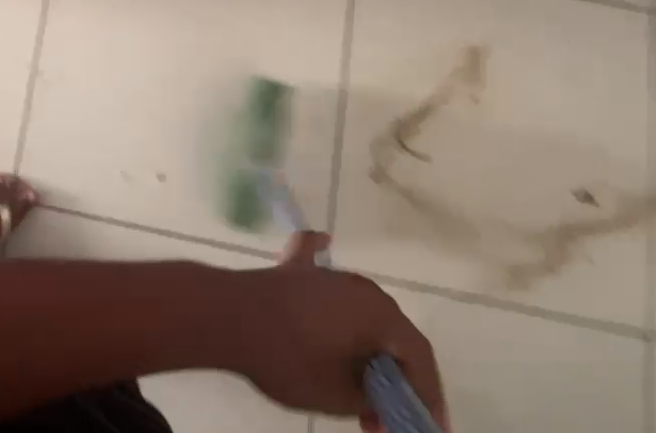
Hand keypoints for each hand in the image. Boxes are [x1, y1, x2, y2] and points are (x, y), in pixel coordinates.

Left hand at [229, 232, 448, 432]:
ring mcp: (324, 275)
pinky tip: (324, 241)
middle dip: (392, 381)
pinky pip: (313, 259)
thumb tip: (378, 398)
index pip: (419, 358)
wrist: (227, 318)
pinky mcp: (291, 271)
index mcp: (380, 314)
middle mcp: (359, 287)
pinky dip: (321, 254)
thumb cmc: (289, 358)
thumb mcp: (340, 396)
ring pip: (358, 313)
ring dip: (364, 350)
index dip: (428, 398)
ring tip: (357, 390)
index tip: (427, 428)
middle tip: (382, 419)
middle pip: (389, 336)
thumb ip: (371, 400)